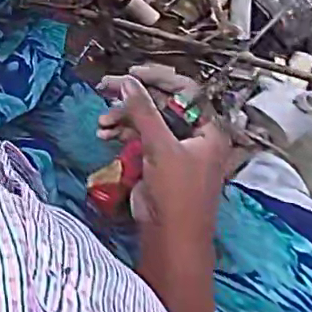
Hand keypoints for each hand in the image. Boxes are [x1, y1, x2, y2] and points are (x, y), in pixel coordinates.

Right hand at [98, 65, 239, 229]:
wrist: (170, 238)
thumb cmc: (178, 194)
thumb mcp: (161, 147)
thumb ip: (144, 111)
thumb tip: (128, 81)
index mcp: (208, 130)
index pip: (185, 91)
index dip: (158, 79)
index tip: (133, 74)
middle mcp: (193, 135)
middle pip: (161, 103)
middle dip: (132, 98)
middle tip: (106, 87)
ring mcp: (174, 147)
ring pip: (146, 119)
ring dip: (122, 117)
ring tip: (103, 123)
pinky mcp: (157, 159)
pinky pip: (138, 135)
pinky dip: (121, 131)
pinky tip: (105, 134)